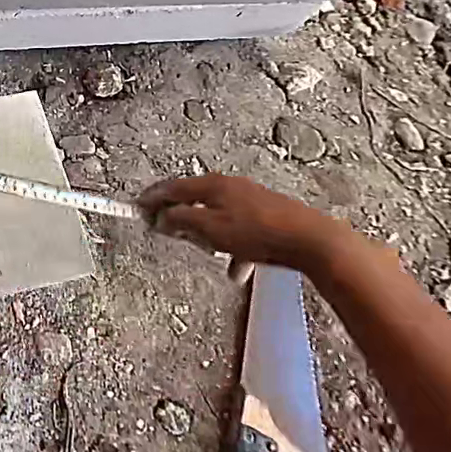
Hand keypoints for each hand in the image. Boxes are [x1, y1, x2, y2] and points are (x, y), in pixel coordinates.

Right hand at [137, 174, 351, 271]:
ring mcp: (251, 199)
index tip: (139, 206)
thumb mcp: (211, 229)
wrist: (311, 240)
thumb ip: (182, 220)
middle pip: (195, 198)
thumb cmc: (259, 233)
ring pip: (218, 214)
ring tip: (205, 250)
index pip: (173, 187)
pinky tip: (239, 267)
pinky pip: (239, 228)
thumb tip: (163, 216)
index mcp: (213, 184)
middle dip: (180, 214)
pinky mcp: (267, 214)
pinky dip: (232, 244)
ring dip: (207, 232)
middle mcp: (230, 186)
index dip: (153, 197)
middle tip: (167, 228)